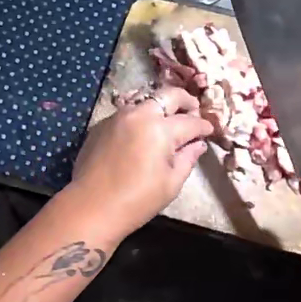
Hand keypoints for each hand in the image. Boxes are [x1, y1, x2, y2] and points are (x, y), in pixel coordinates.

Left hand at [68, 88, 214, 233]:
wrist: (91, 206)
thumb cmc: (137, 200)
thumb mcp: (171, 183)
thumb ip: (187, 158)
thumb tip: (197, 144)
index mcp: (161, 129)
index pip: (190, 122)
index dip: (203, 126)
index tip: (209, 131)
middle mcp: (139, 115)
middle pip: (169, 95)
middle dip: (186, 101)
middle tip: (193, 111)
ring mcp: (118, 117)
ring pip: (145, 102)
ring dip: (160, 108)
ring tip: (167, 123)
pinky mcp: (101, 125)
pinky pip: (127, 114)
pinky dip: (140, 119)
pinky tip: (141, 135)